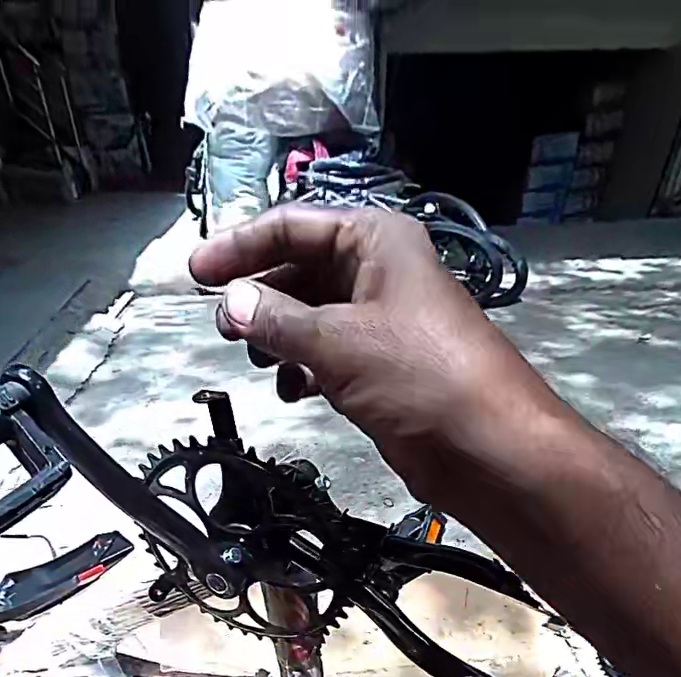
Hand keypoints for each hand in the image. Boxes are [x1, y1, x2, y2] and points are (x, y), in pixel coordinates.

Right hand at [187, 204, 573, 504]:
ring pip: (310, 318)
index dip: (239, 247)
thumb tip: (229, 303)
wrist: (483, 444)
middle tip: (222, 325)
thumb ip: (277, 320)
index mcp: (375, 241)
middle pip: (299, 271)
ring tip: (256, 358)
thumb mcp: (339, 340)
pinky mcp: (379, 368)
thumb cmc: (421, 376)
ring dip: (278, 337)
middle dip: (258, 297)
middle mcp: (377, 274)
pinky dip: (304, 369)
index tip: (196, 274)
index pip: (292, 227)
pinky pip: (327, 356)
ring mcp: (379, 323)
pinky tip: (292, 388)